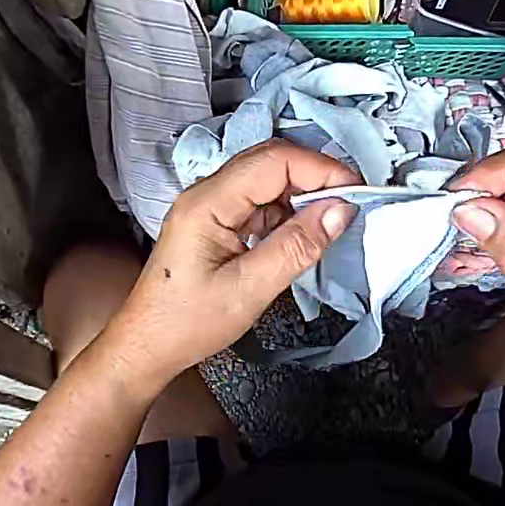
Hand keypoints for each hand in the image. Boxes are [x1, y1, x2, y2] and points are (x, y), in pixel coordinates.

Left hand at [100, 141, 360, 380]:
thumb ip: (297, 246)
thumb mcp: (250, 288)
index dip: (321, 169)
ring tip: (333, 219)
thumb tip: (341, 211)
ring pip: (268, 179)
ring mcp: (211, 204)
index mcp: (208, 202)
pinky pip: (260, 201)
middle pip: (271, 161)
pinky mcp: (218, 220)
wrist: (148, 344)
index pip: (274, 161)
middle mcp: (207, 192)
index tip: (356, 192)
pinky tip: (304, 231)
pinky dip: (288, 210)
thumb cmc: (189, 322)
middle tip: (350, 202)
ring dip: (303, 193)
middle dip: (316, 175)